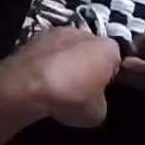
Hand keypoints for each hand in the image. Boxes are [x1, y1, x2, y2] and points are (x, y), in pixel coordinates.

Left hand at [2, 27, 121, 126]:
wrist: (29, 84)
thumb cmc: (72, 97)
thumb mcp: (98, 113)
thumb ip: (101, 101)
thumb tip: (94, 98)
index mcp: (108, 48)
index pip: (115, 61)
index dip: (108, 77)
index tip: (99, 92)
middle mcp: (86, 32)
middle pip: (91, 50)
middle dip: (87, 65)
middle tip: (79, 88)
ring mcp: (60, 30)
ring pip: (69, 47)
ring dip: (66, 60)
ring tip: (57, 84)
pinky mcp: (38, 35)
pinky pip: (50, 49)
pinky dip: (48, 60)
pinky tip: (42, 78)